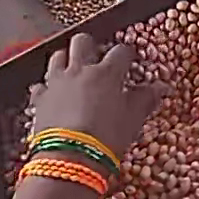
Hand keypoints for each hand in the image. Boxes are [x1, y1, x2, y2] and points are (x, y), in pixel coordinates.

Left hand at [29, 33, 168, 166]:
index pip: (121, 52)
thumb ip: (145, 99)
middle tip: (97, 58)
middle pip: (82, 42)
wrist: (69, 157)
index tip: (130, 59)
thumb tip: (159, 87)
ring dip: (66, 61)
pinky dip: (48, 88)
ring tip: (74, 73)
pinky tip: (54, 96)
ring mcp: (56, 83)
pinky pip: (41, 85)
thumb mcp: (133, 120)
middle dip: (91, 46)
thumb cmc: (107, 137)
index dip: (127, 53)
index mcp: (106, 73)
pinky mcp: (39, 99)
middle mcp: (79, 71)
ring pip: (58, 57)